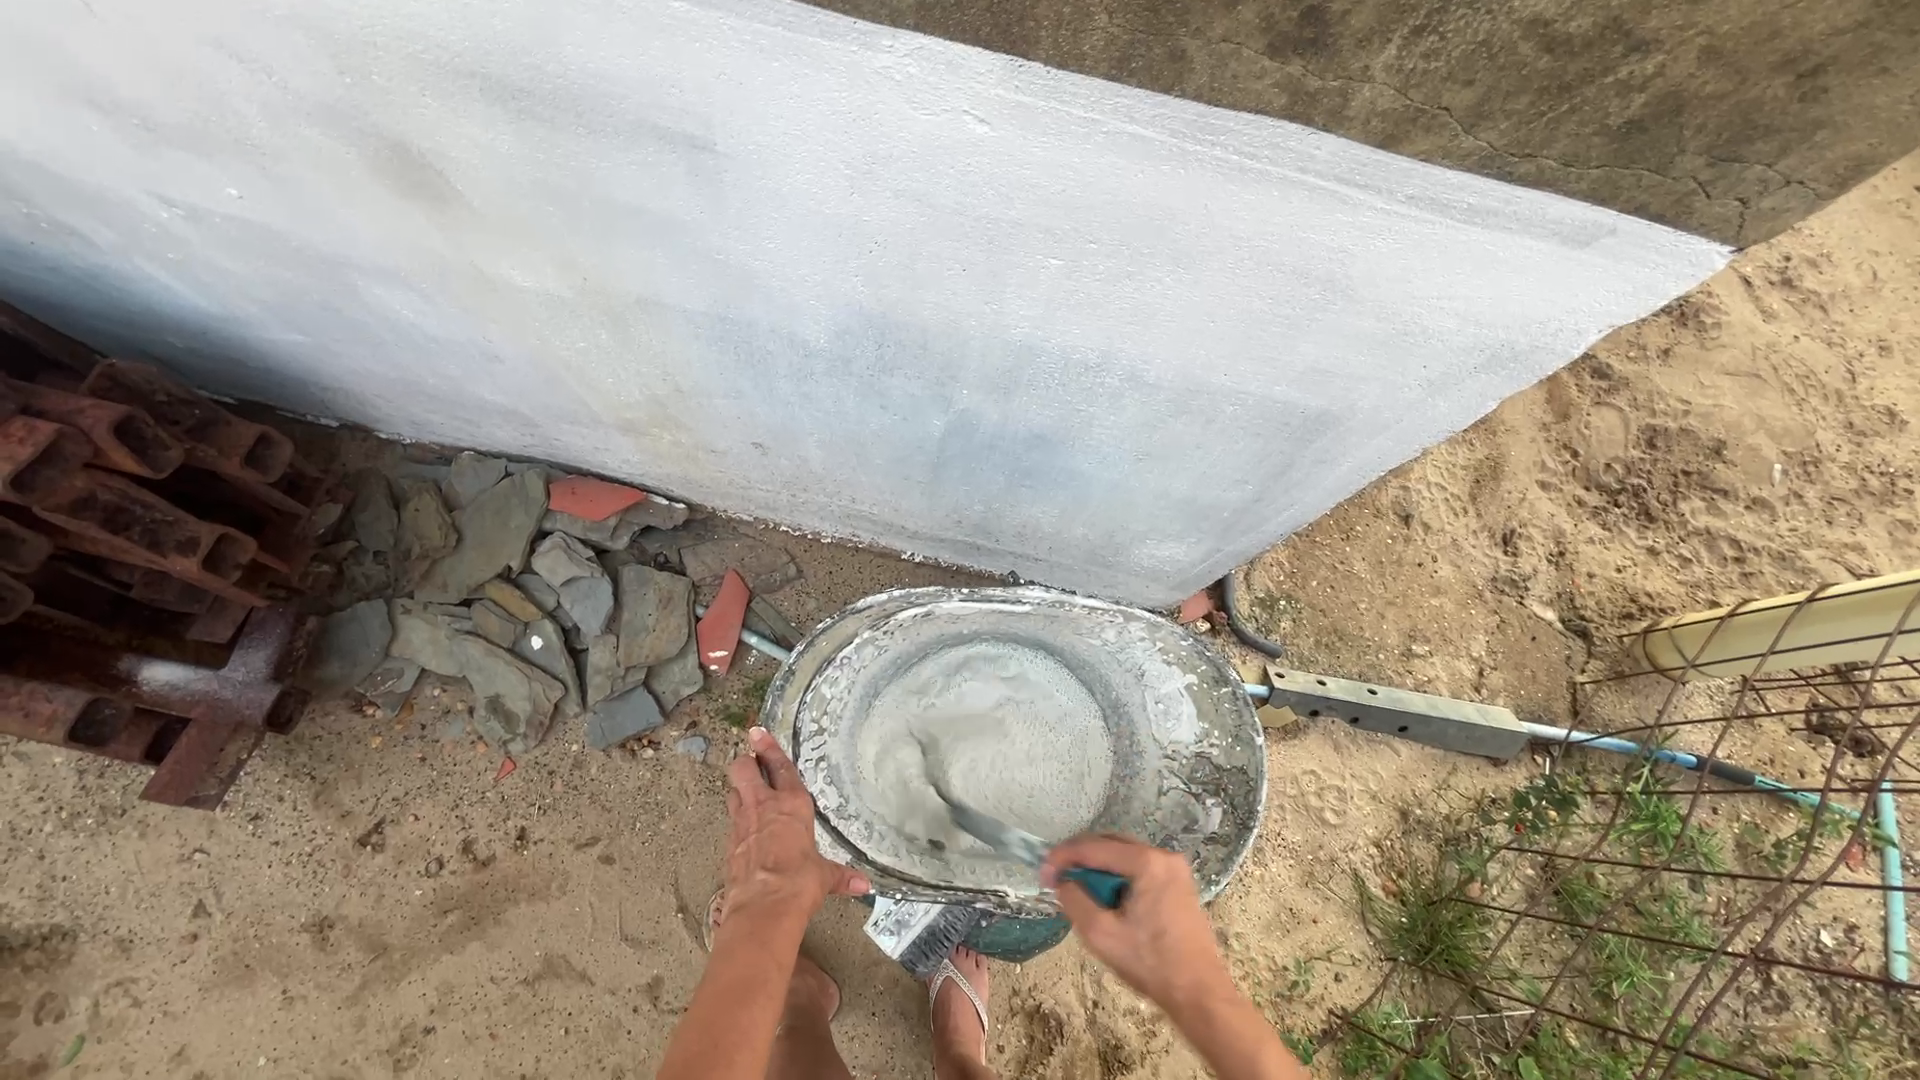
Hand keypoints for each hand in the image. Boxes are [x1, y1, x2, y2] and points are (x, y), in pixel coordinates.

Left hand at [722, 727, 869, 925]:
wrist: (763, 908)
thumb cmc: (798, 883)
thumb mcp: (824, 877)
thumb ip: (841, 876)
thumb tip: (862, 886)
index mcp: (792, 804)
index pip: (780, 767)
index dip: (769, 748)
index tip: (759, 733)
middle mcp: (764, 806)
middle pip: (743, 768)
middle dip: (745, 761)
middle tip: (750, 760)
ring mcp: (742, 824)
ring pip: (733, 791)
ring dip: (738, 788)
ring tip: (748, 790)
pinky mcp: (729, 844)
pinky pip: (731, 821)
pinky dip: (737, 820)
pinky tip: (746, 829)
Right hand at [1042, 835, 1231, 1012]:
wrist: (1200, 994)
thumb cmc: (1151, 964)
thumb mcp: (1101, 934)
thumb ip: (1074, 899)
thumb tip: (1062, 881)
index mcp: (1146, 862)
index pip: (1093, 847)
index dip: (1062, 857)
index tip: (1043, 874)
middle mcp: (1163, 856)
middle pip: (1110, 844)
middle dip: (1079, 860)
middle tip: (1056, 880)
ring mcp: (1175, 869)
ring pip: (1124, 856)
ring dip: (1098, 870)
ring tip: (1079, 892)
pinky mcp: (1179, 884)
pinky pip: (1139, 869)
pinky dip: (1117, 878)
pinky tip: (1106, 899)